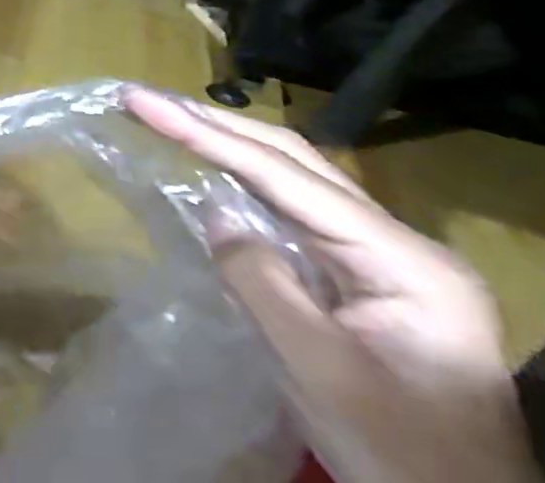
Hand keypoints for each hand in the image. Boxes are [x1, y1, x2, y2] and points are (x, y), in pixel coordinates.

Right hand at [124, 87, 536, 482]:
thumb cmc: (394, 444)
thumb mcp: (318, 366)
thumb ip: (262, 280)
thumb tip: (212, 210)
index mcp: (404, 262)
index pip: (287, 178)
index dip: (207, 135)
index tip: (141, 101)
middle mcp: (399, 245)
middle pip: (296, 162)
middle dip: (216, 124)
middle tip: (144, 99)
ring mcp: (383, 260)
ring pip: (294, 180)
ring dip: (226, 145)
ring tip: (163, 117)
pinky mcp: (360, 277)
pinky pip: (291, 212)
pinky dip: (239, 181)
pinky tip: (205, 168)